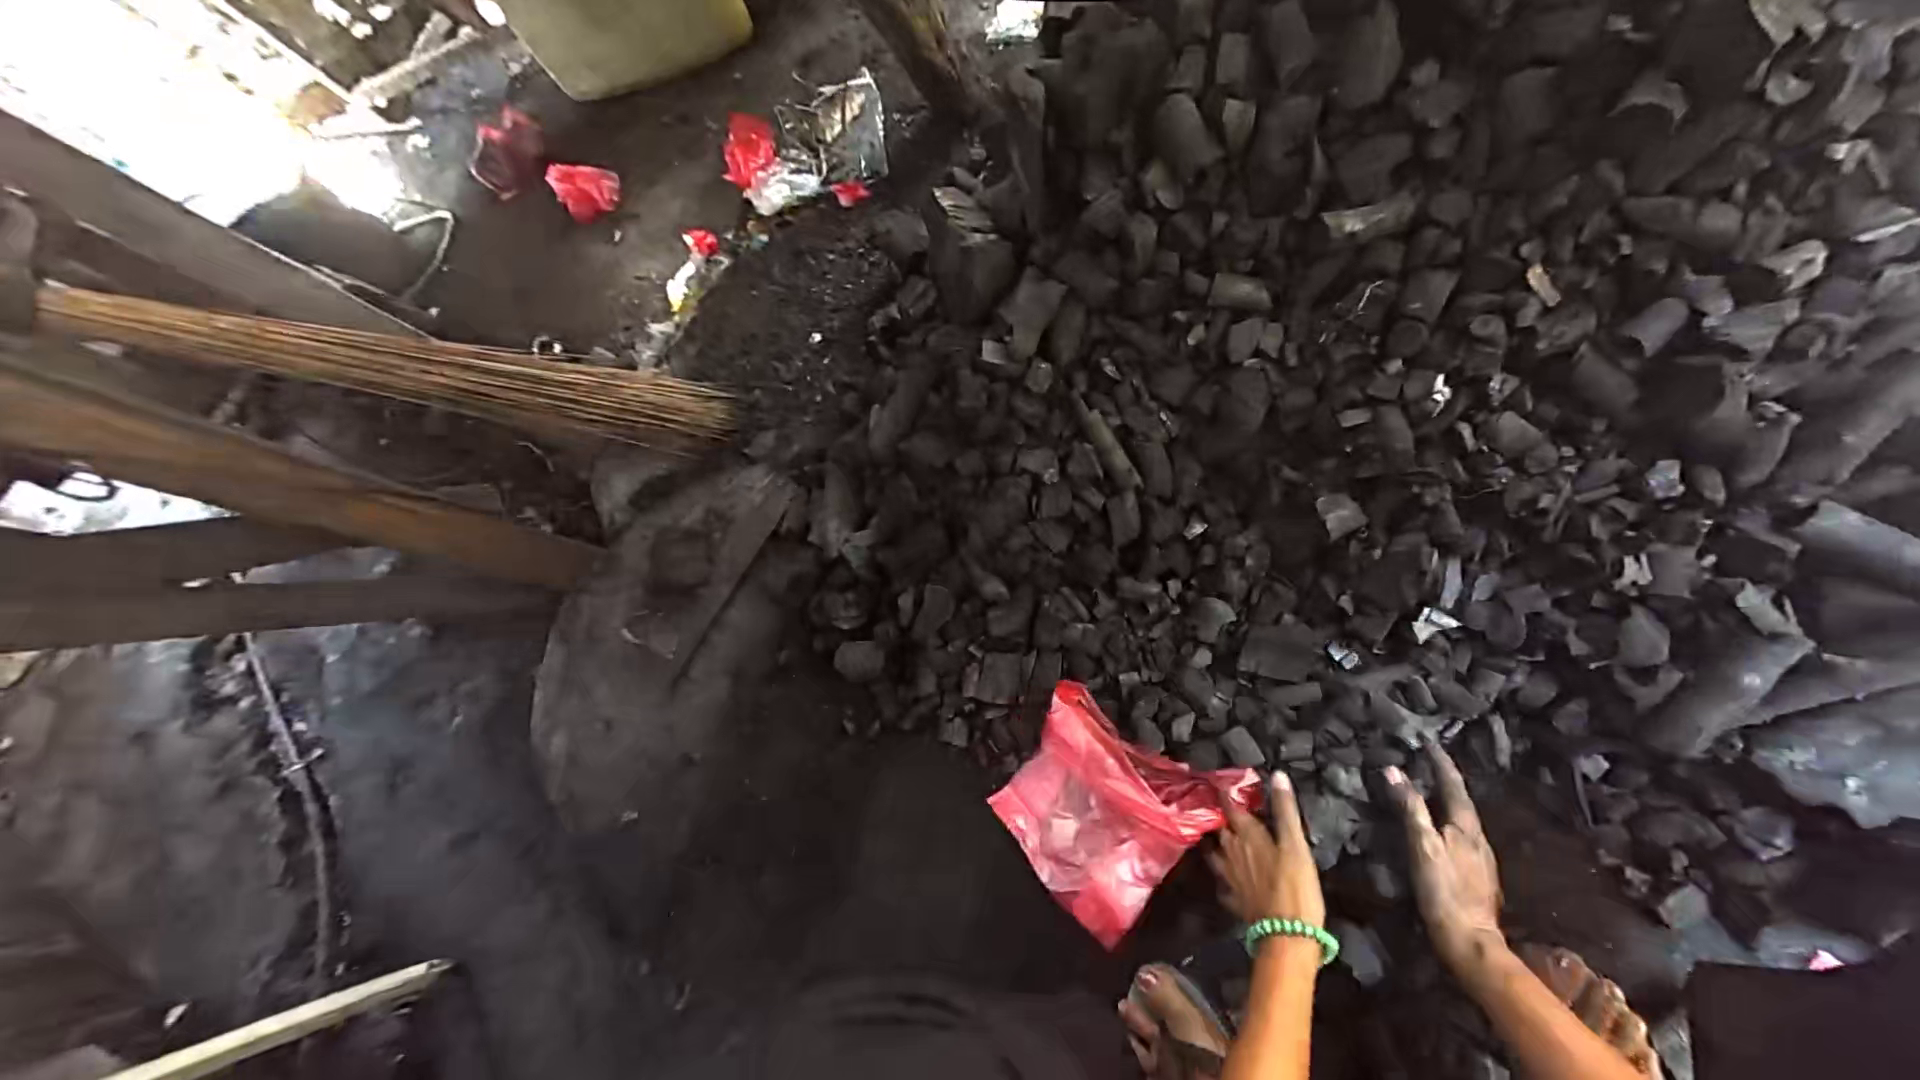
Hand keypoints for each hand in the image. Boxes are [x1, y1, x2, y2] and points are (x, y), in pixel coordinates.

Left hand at [1206, 772, 1324, 927]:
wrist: (1286, 935)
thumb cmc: (1294, 885)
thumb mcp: (1296, 844)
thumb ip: (1285, 810)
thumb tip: (1277, 775)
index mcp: (1246, 835)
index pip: (1230, 806)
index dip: (1226, 793)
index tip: (1221, 782)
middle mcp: (1230, 851)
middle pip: (1222, 828)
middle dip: (1222, 816)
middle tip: (1224, 808)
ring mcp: (1228, 875)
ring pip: (1216, 852)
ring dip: (1218, 842)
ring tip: (1220, 836)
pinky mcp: (1232, 898)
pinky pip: (1223, 880)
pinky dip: (1224, 873)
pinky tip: (1227, 874)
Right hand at [1386, 742, 1505, 975]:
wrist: (1470, 941)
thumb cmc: (1443, 891)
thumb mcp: (1422, 846)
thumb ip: (1410, 808)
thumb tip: (1393, 770)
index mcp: (1467, 829)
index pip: (1453, 786)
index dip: (1440, 764)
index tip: (1427, 743)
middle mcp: (1478, 839)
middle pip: (1461, 801)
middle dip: (1444, 779)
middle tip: (1425, 761)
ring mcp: (1479, 858)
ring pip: (1461, 819)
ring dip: (1445, 800)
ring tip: (1427, 789)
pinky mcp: (1474, 874)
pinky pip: (1459, 834)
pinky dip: (1445, 820)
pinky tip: (1437, 828)